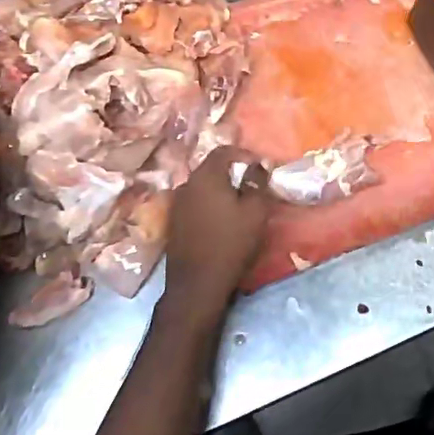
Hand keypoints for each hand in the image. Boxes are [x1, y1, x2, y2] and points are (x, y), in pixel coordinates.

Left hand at [164, 147, 270, 317]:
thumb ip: (257, 183)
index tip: (259, 166)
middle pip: (211, 168)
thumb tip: (257, 166)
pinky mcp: (174, 223)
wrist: (197, 283)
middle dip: (232, 173)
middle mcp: (187, 184)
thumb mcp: (255, 212)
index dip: (243, 154)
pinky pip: (195, 204)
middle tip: (251, 186)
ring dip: (220, 191)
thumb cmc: (231, 243)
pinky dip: (209, 205)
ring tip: (238, 205)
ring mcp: (177, 204)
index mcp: (205, 176)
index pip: (223, 151)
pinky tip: (221, 221)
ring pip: (202, 187)